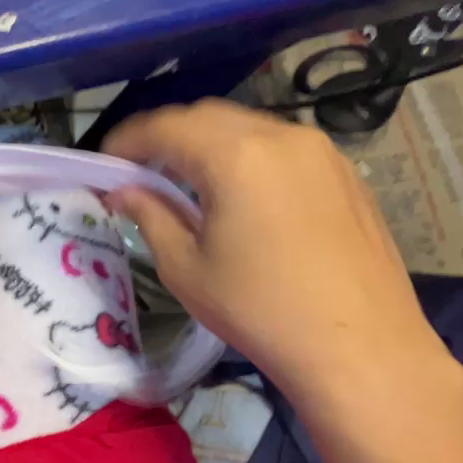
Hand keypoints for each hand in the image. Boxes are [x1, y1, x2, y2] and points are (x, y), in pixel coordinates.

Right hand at [104, 101, 456, 402]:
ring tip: (181, 181)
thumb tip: (124, 192)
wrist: (359, 345)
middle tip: (136, 169)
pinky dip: (244, 156)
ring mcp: (321, 152)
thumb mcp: (184, 267)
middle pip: (208, 117)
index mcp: (236, 157)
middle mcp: (281, 138)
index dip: (127, 140)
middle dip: (165, 136)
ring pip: (247, 127)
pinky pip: (280, 147)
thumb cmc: (257, 308)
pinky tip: (234, 194)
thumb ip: (149, 216)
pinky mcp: (344, 173)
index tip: (104, 165)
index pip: (166, 127)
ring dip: (206, 144)